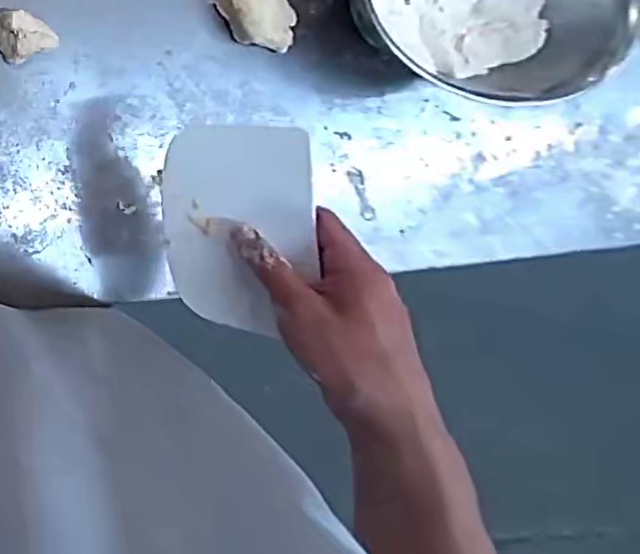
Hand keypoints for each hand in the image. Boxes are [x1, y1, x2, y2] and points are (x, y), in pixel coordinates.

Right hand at [235, 208, 443, 442]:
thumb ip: (271, 269)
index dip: (287, 213)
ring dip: (293, 274)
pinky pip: (331, 299)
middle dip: (284, 245)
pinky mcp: (370, 331)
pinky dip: (306, 297)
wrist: (395, 427)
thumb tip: (246, 233)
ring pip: (325, 276)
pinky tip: (282, 309)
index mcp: (360, 268)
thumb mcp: (300, 311)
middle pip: (322, 247)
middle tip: (245, 243)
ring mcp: (373, 308)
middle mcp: (372, 281)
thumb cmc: (349, 362)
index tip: (253, 213)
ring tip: (255, 274)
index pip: (322, 221)